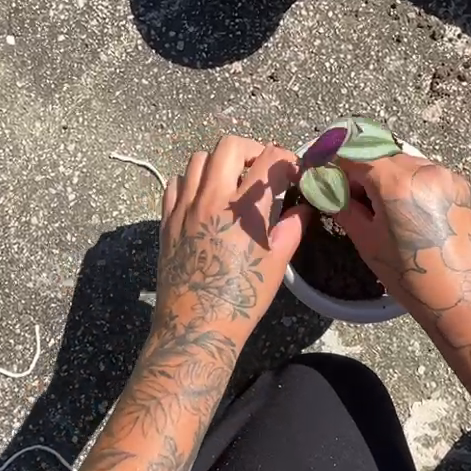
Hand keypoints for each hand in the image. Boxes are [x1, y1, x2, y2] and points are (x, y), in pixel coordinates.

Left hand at [155, 135, 310, 338]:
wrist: (196, 324)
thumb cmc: (243, 297)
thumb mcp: (277, 264)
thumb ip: (291, 229)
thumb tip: (303, 209)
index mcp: (244, 208)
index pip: (269, 160)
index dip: (286, 159)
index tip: (292, 173)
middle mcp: (212, 198)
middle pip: (229, 146)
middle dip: (251, 150)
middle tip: (261, 169)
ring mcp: (185, 207)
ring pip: (198, 159)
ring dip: (219, 163)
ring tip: (231, 182)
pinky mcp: (167, 219)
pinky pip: (176, 183)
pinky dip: (192, 181)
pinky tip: (203, 198)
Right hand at [330, 153, 470, 344]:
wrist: (469, 304)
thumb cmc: (412, 279)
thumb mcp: (367, 243)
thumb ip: (345, 209)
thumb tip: (329, 192)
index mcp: (397, 183)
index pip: (356, 159)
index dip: (337, 167)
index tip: (328, 177)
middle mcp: (427, 171)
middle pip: (385, 159)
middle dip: (367, 173)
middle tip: (357, 199)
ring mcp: (452, 178)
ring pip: (411, 166)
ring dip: (394, 179)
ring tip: (389, 210)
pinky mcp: (469, 189)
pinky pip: (434, 177)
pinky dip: (418, 187)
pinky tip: (416, 216)